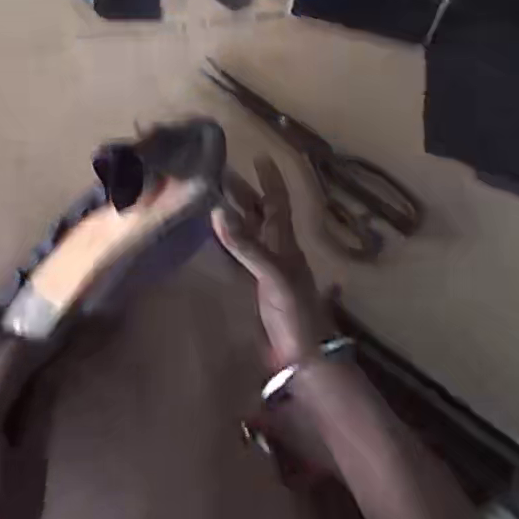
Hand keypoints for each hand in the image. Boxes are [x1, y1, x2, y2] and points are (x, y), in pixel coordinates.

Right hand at [213, 156, 328, 367]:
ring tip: (212, 198)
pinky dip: (227, 241)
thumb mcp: (273, 275)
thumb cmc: (296, 314)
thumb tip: (217, 210)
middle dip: (244, 191)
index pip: (278, 202)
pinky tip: (214, 240)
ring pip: (250, 233)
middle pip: (261, 213)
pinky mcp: (255, 289)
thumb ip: (246, 245)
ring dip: (235, 214)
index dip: (271, 179)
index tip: (260, 156)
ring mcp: (267, 271)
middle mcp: (277, 251)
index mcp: (285, 243)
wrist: (306, 362)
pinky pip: (240, 255)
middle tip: (219, 173)